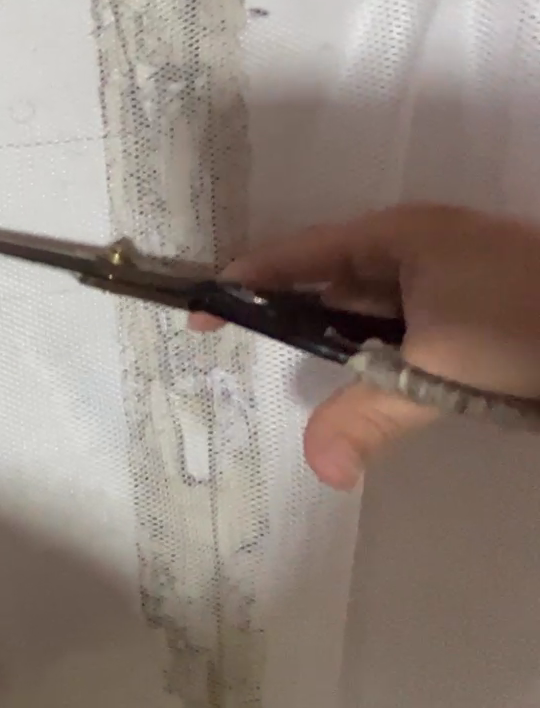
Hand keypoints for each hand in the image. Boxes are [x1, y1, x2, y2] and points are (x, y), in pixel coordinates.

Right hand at [192, 204, 539, 489]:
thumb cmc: (533, 328)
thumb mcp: (448, 373)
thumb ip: (372, 414)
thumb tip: (321, 472)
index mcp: (394, 235)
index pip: (288, 256)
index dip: (239, 287)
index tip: (200, 319)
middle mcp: (417, 238)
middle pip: (328, 276)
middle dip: (299, 315)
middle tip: (276, 353)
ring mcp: (456, 259)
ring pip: (371, 296)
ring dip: (351, 331)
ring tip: (340, 369)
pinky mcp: (486, 286)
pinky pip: (409, 308)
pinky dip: (390, 337)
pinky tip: (393, 365)